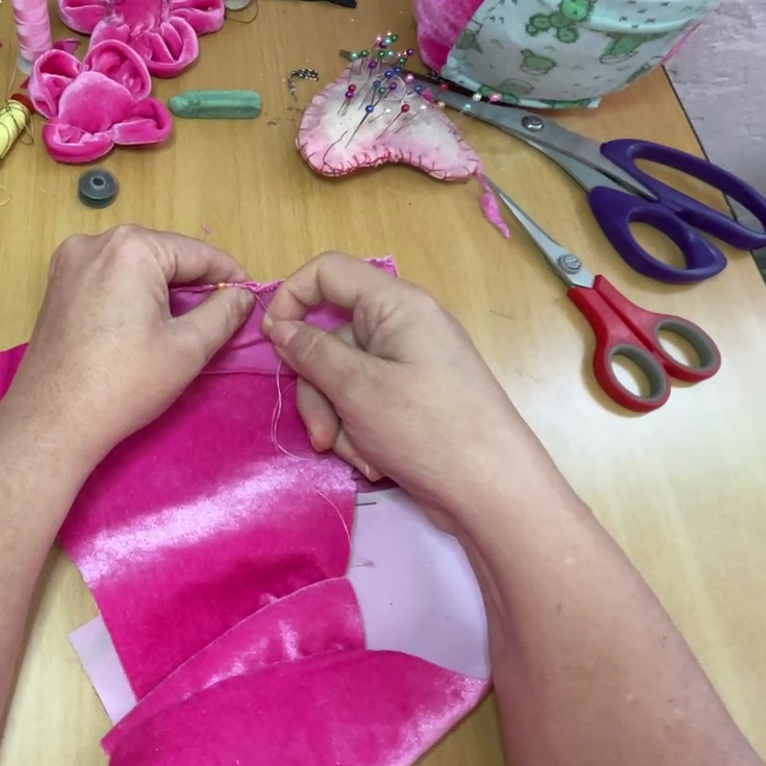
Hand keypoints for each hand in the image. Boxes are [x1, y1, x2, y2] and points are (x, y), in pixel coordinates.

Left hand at [2, 226, 256, 463]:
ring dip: (162, 289)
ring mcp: (68, 263)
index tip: (251, 296)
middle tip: (221, 315)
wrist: (52, 420)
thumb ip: (223, 313)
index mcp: (129, 247)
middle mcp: (93, 243)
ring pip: (133, 267)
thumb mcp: (187, 348)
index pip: (196, 253)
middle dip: (193, 283)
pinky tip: (144, 324)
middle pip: (162, 255)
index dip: (229, 276)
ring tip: (185, 323)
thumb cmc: (124, 383)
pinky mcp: (56, 287)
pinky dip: (131, 294)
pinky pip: (107, 279)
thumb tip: (241, 296)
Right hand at [260, 253, 556, 521]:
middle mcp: (401, 325)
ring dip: (333, 416)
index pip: (328, 271)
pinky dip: (355, 428)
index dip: (292, 297)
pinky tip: (371, 458)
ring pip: (338, 374)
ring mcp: (405, 362)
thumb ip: (311, 351)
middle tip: (320, 432)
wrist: (493, 495)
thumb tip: (277, 326)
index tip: (272, 340)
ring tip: (351, 452)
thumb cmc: (427, 430)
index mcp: (396, 305)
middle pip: (328, 336)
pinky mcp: (407, 396)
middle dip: (316, 387)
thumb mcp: (357, 388)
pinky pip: (360, 398)